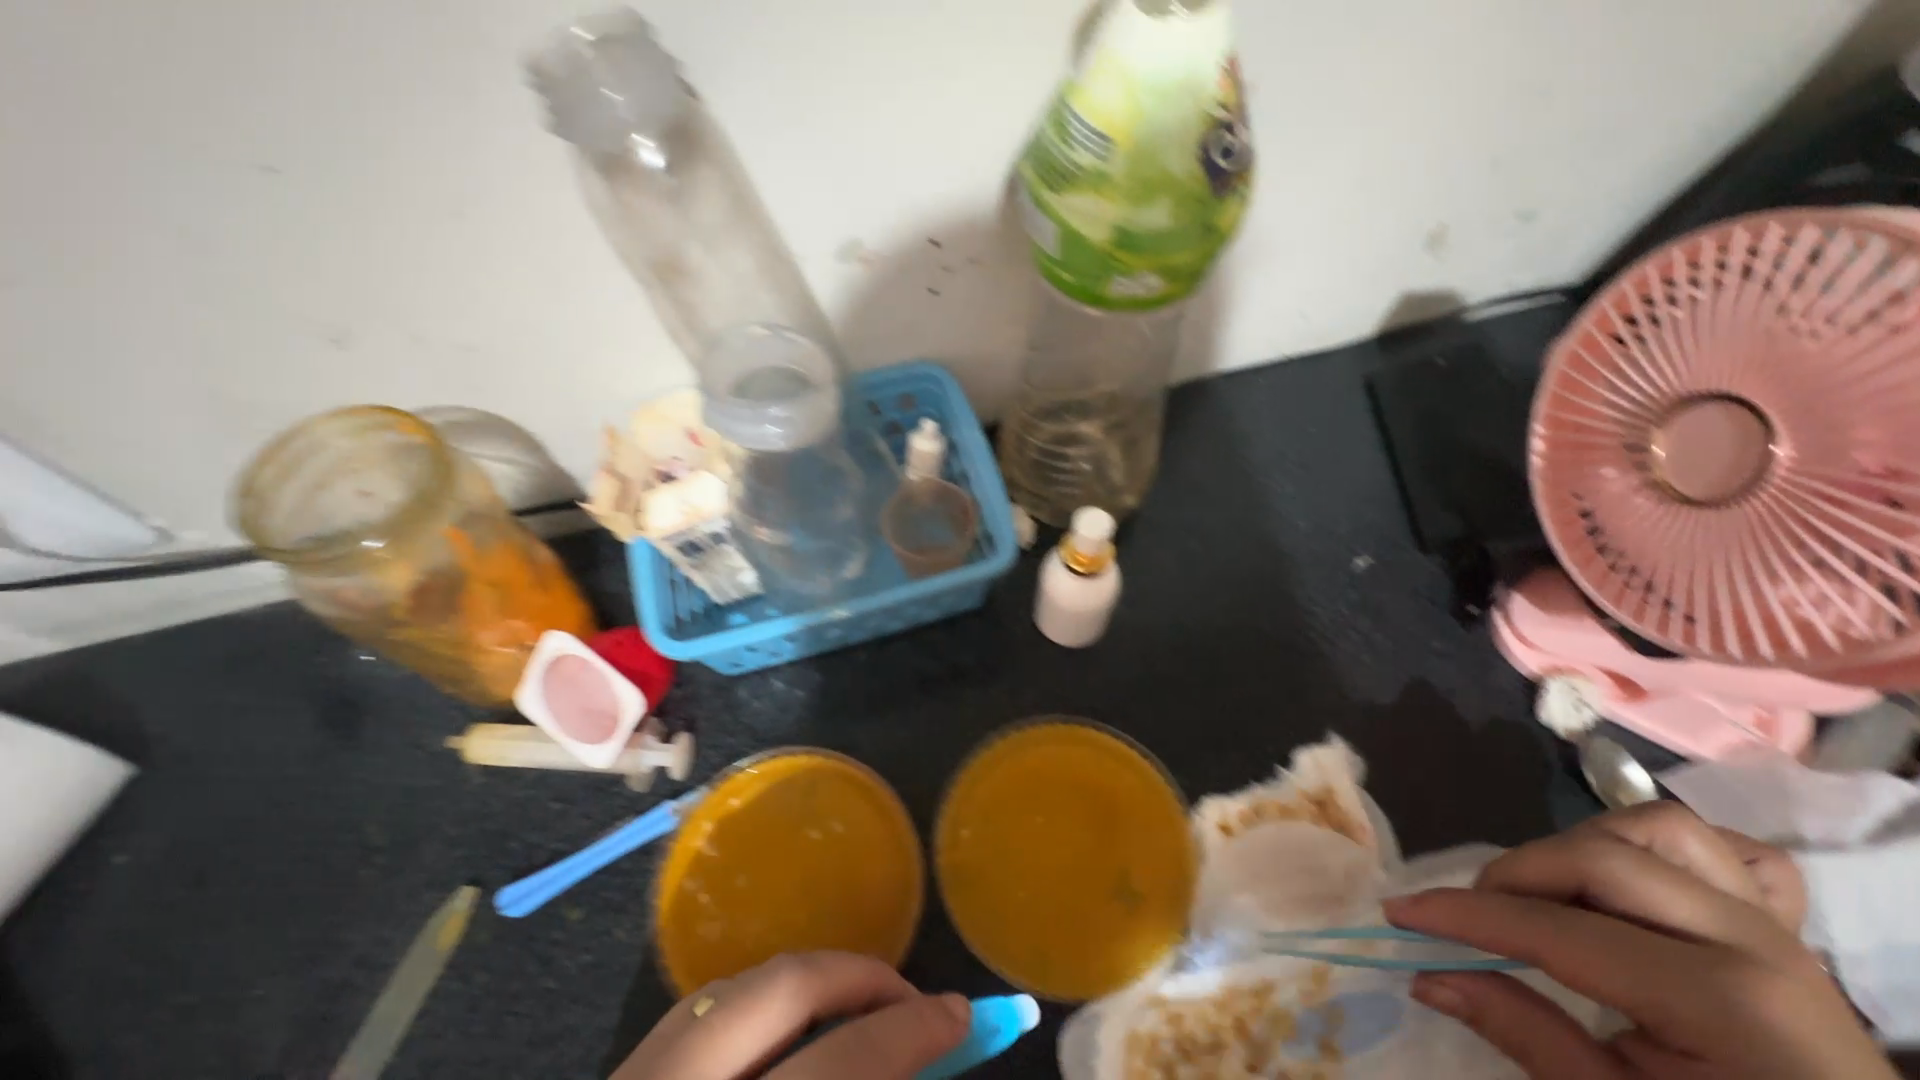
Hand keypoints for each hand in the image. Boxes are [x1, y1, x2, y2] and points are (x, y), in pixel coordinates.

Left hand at [609, 951, 968, 1079]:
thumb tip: (906, 1065)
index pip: (841, 1068)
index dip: (912, 1031)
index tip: (960, 1015)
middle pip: (779, 991)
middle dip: (862, 979)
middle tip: (912, 1001)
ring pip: (732, 990)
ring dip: (808, 986)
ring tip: (857, 1012)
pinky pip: (693, 1019)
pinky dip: (755, 1010)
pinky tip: (786, 1038)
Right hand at [1384, 803, 1892, 1079]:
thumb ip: (1526, 1035)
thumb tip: (1428, 977)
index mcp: (1721, 1002)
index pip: (1558, 929)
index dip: (1465, 915)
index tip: (1397, 910)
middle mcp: (1753, 942)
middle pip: (1602, 858)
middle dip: (1514, 875)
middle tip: (1466, 915)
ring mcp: (1778, 927)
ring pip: (1661, 830)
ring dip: (1582, 848)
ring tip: (1543, 896)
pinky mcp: (1786, 929)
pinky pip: (1730, 852)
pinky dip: (1664, 850)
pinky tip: (1629, 884)